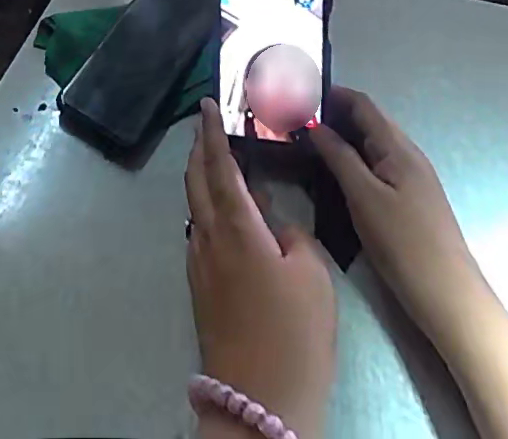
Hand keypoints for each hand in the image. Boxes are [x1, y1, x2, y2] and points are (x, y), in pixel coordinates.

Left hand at [187, 98, 335, 438]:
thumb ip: (291, 235)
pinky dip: (210, 207)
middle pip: (196, 182)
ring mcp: (200, 265)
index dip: (211, 133)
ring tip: (222, 161)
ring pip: (196, 206)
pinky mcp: (202, 288)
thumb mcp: (311, 273)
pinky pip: (202, 231)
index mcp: (236, 227)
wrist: (260, 404)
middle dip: (199, 149)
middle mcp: (208, 239)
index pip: (218, 166)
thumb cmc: (294, 332)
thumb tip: (273, 226)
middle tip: (207, 124)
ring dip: (203, 178)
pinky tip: (232, 213)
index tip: (205, 105)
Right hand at [309, 87, 507, 438]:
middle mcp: (407, 154)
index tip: (304, 95)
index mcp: (398, 147)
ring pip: (373, 145)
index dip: (335, 95)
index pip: (364, 105)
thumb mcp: (364, 197)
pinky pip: (378, 164)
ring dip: (345, 138)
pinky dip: (356, 159)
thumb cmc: (403, 242)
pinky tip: (338, 173)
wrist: (447, 292)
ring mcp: (411, 176)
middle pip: (370, 122)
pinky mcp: (410, 197)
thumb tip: (316, 127)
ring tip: (312, 144)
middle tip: (301, 121)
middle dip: (337, 115)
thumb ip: (340, 158)